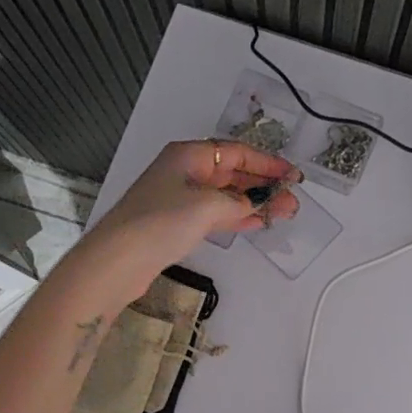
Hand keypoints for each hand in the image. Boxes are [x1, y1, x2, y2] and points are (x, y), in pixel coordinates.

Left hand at [65, 139, 299, 307]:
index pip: (236, 152)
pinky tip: (257, 222)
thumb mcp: (206, 206)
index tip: (293, 175)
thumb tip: (255, 204)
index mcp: (189, 155)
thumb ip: (237, 202)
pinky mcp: (177, 223)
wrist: (118, 260)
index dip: (267, 163)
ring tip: (284, 213)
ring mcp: (180, 198)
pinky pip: (215, 213)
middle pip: (232, 172)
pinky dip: (237, 216)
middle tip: (293, 199)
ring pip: (226, 195)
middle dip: (264, 185)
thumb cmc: (160, 223)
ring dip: (254, 202)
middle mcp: (184, 171)